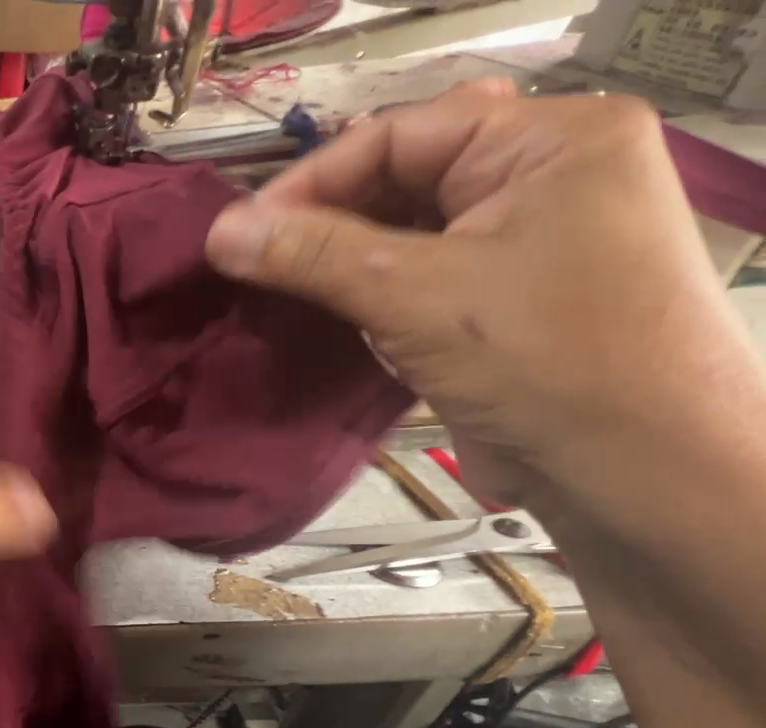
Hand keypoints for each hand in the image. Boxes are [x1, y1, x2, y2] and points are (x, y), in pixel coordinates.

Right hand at [204, 79, 760, 505]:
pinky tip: (320, 310)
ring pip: (403, 229)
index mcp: (551, 141)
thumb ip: (312, 254)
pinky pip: (416, 272)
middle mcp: (544, 175)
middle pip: (401, 177)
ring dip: (336, 258)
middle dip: (321, 220)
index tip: (236, 235)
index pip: (399, 135)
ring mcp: (527, 238)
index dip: (309, 181)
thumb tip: (218, 234)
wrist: (633, 468)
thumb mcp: (413, 294)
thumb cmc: (542, 359)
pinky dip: (364, 289)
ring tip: (274, 286)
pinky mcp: (502, 296)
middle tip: (249, 263)